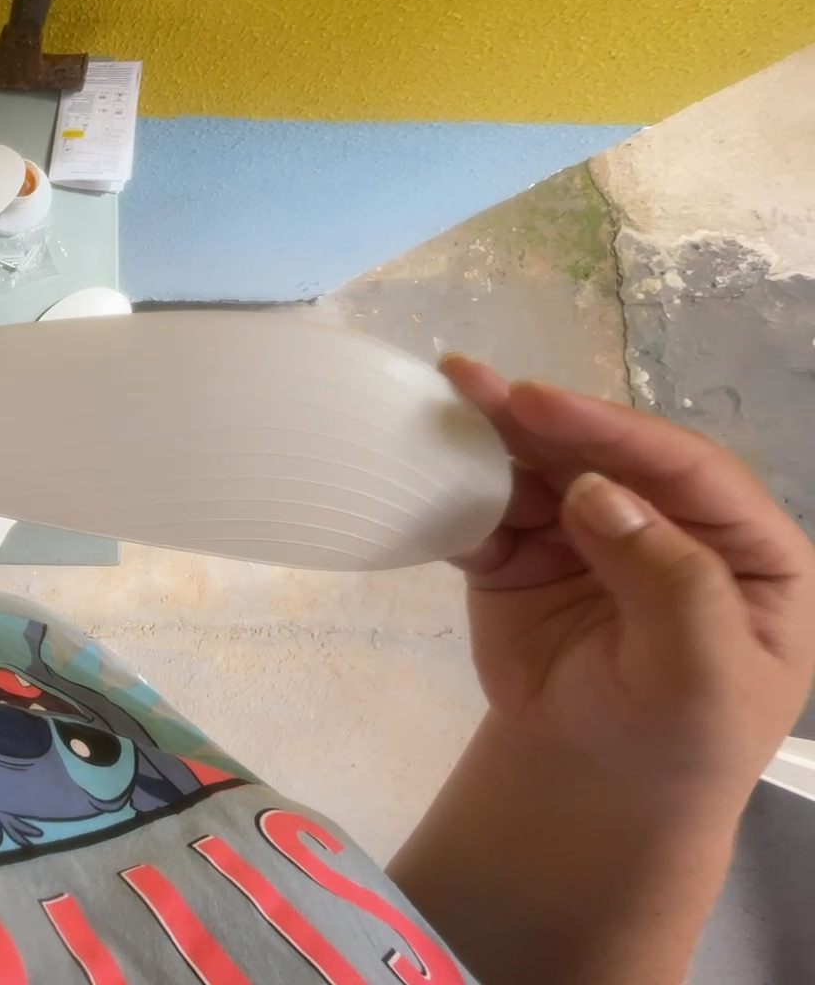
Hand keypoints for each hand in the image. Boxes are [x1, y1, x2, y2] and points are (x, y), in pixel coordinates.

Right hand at [440, 355, 814, 819]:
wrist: (588, 769)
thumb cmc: (672, 733)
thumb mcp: (700, 674)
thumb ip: (667, 582)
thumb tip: (595, 494)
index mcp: (733, 546)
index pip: (679, 470)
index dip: (610, 429)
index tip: (536, 403)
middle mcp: (654, 527)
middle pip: (593, 456)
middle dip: (534, 417)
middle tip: (469, 380)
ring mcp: (576, 540)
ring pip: (528, 476)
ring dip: (482, 443)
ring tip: (434, 407)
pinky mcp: (512, 557)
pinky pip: (476, 517)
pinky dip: (444, 497)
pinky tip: (417, 473)